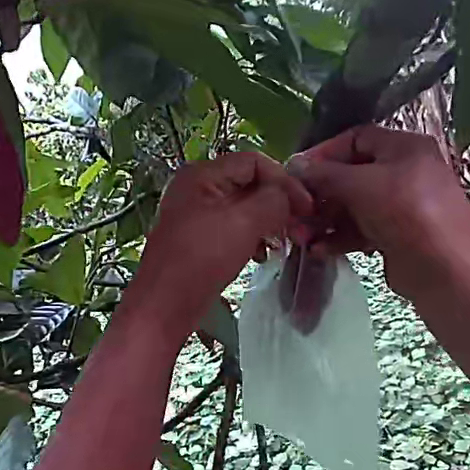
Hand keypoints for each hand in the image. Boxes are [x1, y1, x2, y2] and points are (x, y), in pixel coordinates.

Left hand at [130, 151, 312, 332]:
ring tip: (285, 241)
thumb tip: (288, 196)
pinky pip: (233, 228)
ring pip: (243, 207)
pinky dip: (252, 236)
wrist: (163, 307)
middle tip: (300, 225)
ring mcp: (195, 215)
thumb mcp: (243, 223)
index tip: (306, 206)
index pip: (253, 161)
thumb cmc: (201, 259)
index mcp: (202, 175)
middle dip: (277, 202)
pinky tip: (263, 255)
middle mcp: (196, 189)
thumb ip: (273, 200)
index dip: (283, 179)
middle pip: (248, 183)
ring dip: (268, 221)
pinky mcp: (198, 240)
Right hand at [288, 125, 469, 299]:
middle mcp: (403, 173)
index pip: (356, 138)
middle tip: (295, 209)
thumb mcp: (361, 185)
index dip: (325, 153)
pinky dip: (339, 238)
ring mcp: (400, 207)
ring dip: (324, 220)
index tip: (297, 171)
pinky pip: (360, 231)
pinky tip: (319, 249)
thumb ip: (325, 174)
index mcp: (404, 148)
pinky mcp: (395, 237)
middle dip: (320, 193)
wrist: (448, 270)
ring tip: (301, 235)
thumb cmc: (407, 212)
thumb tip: (294, 165)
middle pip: (351, 175)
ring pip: (352, 206)